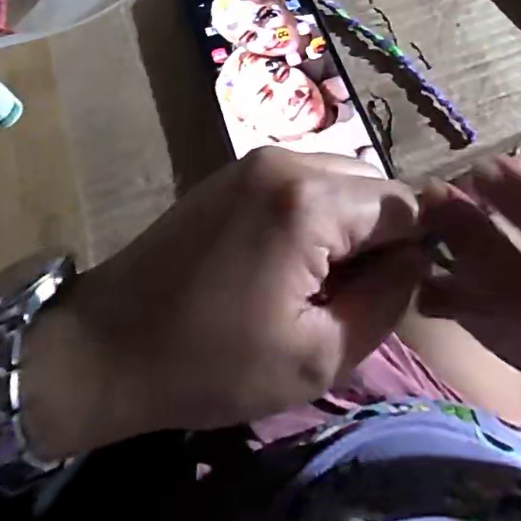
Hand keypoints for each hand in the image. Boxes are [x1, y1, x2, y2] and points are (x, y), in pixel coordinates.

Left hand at [20, 147, 425, 457]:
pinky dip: (315, 212)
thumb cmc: (212, 361)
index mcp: (309, 201)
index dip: (411, 251)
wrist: (107, 344)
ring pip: (340, 178)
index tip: (387, 297)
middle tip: (347, 293)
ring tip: (316, 279)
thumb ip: (386, 301)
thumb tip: (413, 260)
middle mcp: (287, 160)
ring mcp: (255, 159)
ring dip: (347, 223)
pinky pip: (303, 179)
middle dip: (378, 236)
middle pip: (372, 184)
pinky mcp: (234, 171)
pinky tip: (286, 259)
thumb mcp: (318, 356)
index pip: (404, 205)